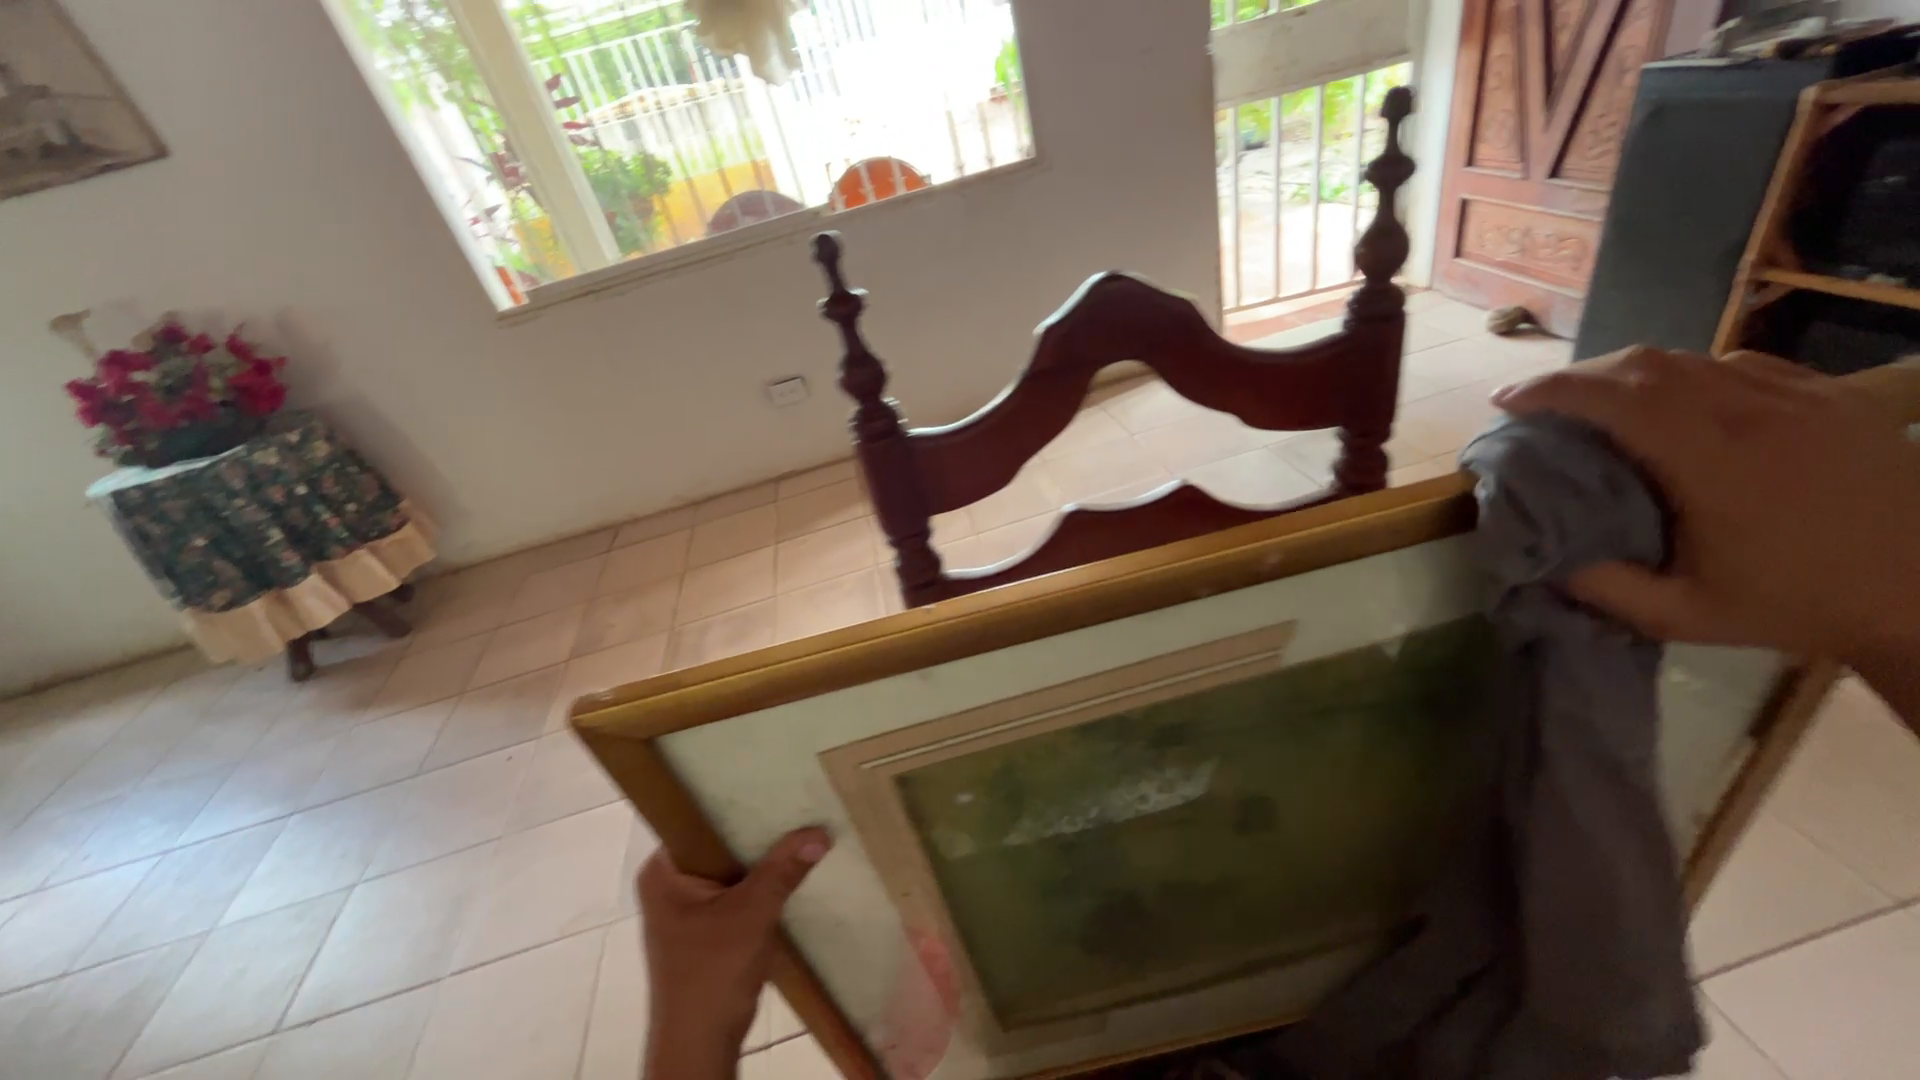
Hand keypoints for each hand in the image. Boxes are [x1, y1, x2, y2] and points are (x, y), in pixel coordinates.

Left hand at [639, 827, 829, 1079]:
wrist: (699, 1047)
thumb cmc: (712, 974)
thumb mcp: (752, 914)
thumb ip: (783, 870)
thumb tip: (819, 831)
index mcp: (662, 871)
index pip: (698, 818)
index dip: (736, 802)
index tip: (772, 785)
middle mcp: (667, 883)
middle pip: (718, 843)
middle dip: (756, 832)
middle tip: (795, 804)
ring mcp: (684, 908)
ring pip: (729, 869)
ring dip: (760, 861)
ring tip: (799, 831)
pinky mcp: (702, 930)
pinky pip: (733, 892)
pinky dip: (758, 885)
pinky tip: (790, 873)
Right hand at [1490, 346, 1919, 664]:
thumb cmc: (1796, 608)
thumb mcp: (1681, 616)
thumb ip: (1601, 586)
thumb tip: (1539, 555)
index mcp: (1717, 463)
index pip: (1618, 398)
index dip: (1551, 391)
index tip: (1504, 403)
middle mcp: (1757, 414)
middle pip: (1646, 364)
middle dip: (1577, 375)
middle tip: (1536, 401)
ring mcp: (1802, 398)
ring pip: (1690, 358)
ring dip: (1627, 373)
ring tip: (1594, 400)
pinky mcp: (1832, 397)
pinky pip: (1739, 366)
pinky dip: (1686, 375)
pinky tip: (1674, 401)